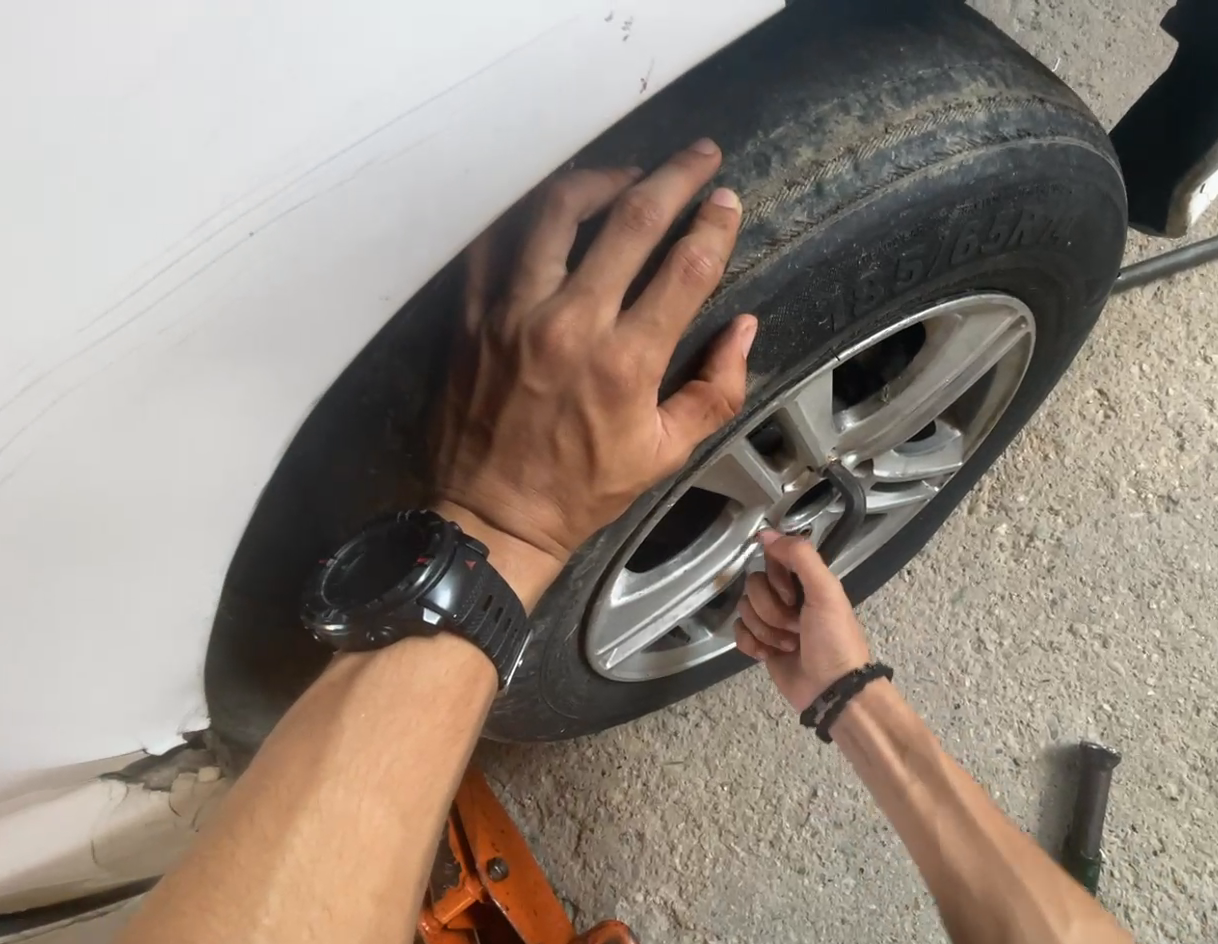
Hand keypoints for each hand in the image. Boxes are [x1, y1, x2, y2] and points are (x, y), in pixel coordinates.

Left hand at [434, 139, 757, 580]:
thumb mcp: (668, 453)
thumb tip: (743, 330)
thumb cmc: (586, 489)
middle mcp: (572, 323)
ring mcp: (515, 311)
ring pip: (560, 211)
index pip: (684, 269)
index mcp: (627, 362)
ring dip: (604, 179)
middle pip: (631, 221)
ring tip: (630, 174)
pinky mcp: (474, 313)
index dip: (714, 226)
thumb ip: (715, 390)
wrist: (494, 513)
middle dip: (675, 178)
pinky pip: (499, 237)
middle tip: (699, 156)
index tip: (727, 201)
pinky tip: (557, 208)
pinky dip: (531, 211)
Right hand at [735, 531, 872, 710]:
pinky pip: (738, 632)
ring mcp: (774, 621)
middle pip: (753, 585)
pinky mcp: (762, 644)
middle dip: (771, 610)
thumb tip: (766, 534)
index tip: (791, 594)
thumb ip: (800, 556)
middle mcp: (789, 597)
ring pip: (745, 610)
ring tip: (789, 644)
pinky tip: (768, 654)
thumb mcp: (826, 591)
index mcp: (807, 580)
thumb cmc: (835, 640)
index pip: (772, 559)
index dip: (776, 577)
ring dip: (765, 630)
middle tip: (796, 626)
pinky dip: (751, 644)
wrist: (832, 690)